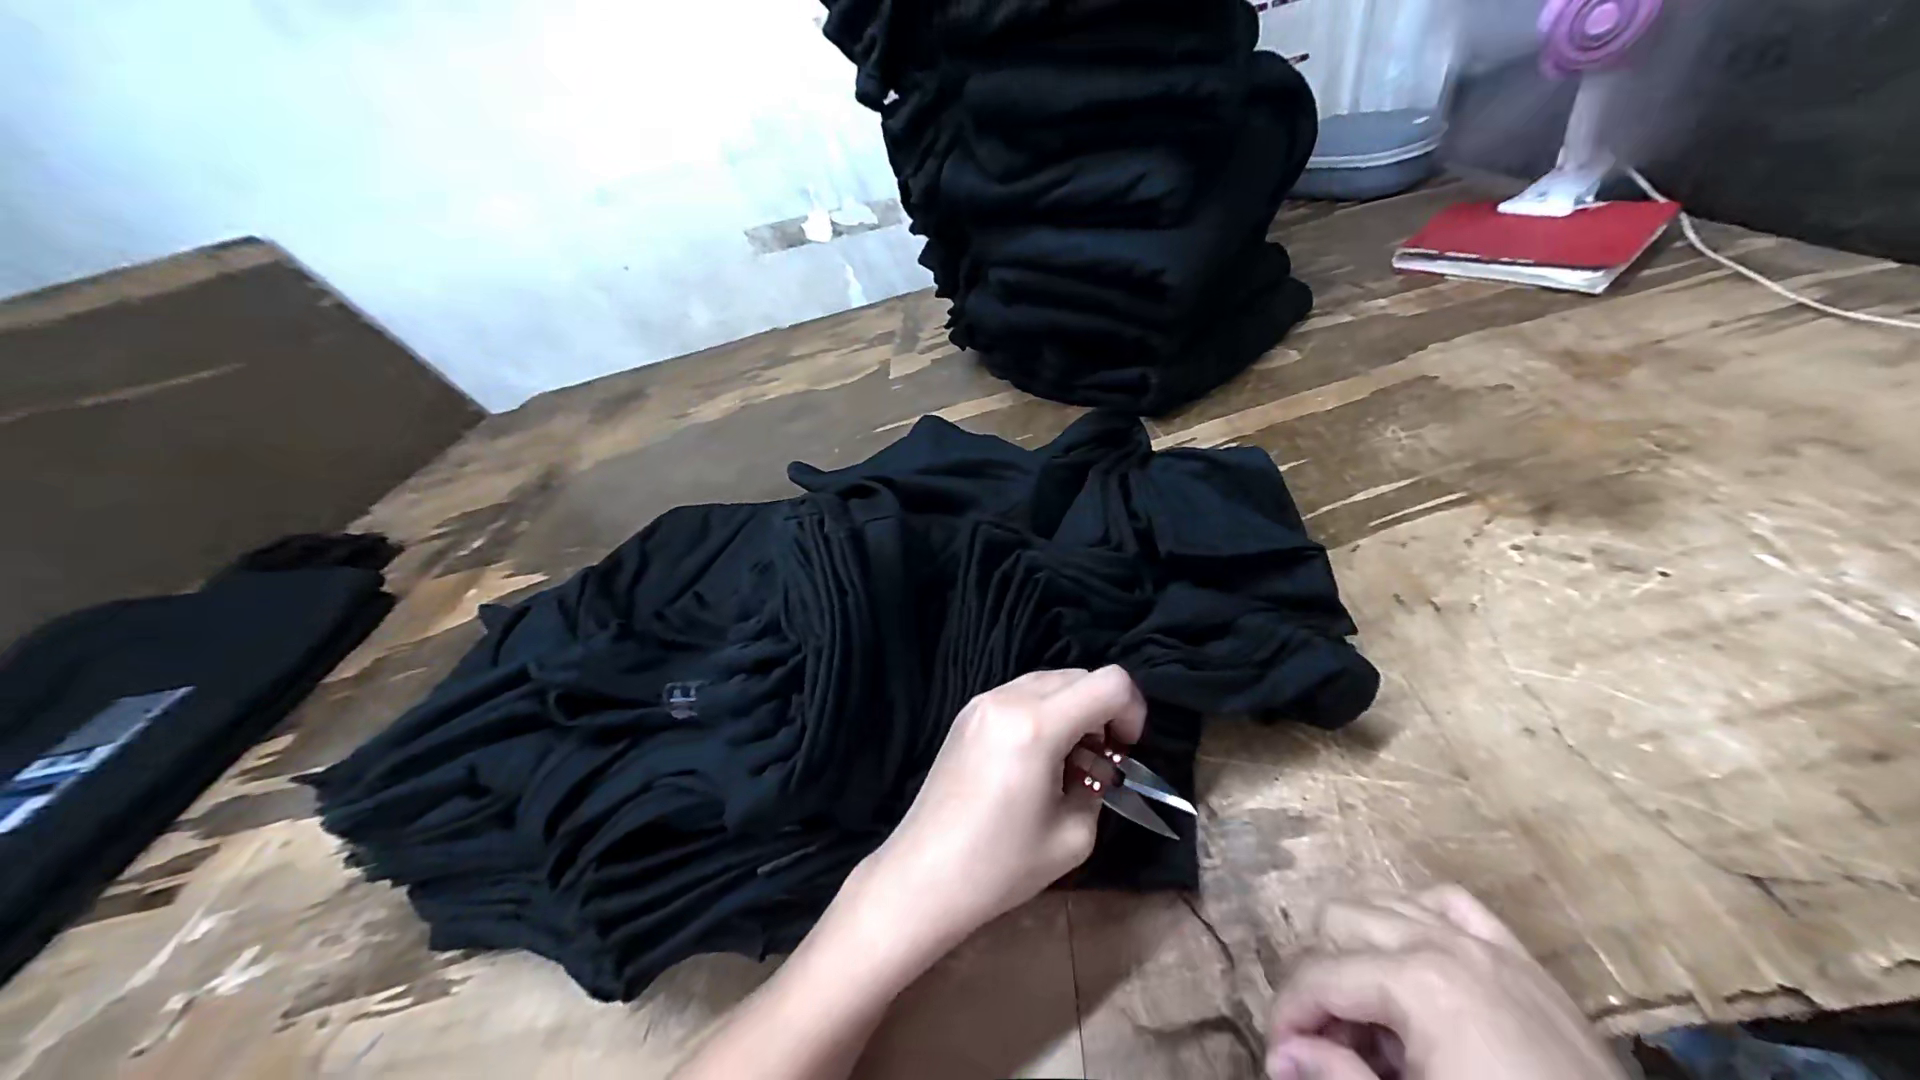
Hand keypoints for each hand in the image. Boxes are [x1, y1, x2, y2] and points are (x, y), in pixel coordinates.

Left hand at [853, 667, 1147, 956]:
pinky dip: (1044, 712)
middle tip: (1099, 761)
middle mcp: (1008, 698)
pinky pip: (1021, 694)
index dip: (1133, 710)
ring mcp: (982, 701)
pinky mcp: (967, 713)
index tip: (1124, 750)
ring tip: (1067, 763)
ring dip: (1073, 710)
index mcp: (1037, 725)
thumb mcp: (1074, 834)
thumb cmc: (1000, 865)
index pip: (1110, 682)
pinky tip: (1036, 758)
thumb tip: (1098, 763)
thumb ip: (1100, 785)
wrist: (923, 875)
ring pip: (1050, 681)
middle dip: (1103, 711)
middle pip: (1080, 675)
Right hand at [1266, 885, 1625, 1079]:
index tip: (1281, 1059)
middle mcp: (1443, 942)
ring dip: (1361, 950)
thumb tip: (1281, 1056)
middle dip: (1321, 978)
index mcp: (1416, 981)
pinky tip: (1415, 966)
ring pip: (1385, 902)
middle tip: (1332, 1043)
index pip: (1315, 975)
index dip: (1285, 1016)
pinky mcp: (1522, 960)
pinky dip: (1417, 922)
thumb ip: (1337, 1076)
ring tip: (1372, 1017)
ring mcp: (1488, 944)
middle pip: (1338, 921)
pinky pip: (1448, 904)